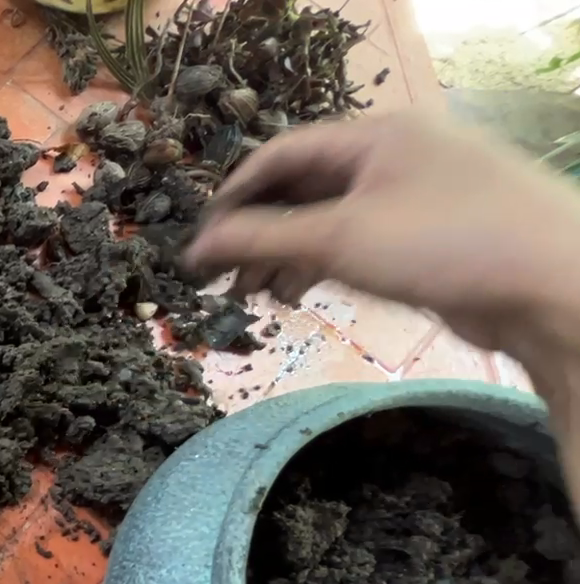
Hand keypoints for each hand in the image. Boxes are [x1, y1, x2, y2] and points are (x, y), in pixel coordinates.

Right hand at [186, 112, 579, 384]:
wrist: (553, 285)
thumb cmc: (442, 244)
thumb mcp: (333, 239)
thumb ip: (254, 240)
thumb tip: (191, 250)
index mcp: (376, 137)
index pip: (278, 155)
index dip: (230, 197)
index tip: (198, 241)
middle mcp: (390, 156)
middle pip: (295, 189)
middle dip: (250, 234)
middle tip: (217, 276)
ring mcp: (407, 192)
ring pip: (316, 219)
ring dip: (274, 256)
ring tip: (249, 294)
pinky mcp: (418, 229)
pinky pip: (343, 239)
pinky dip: (308, 265)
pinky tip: (291, 294)